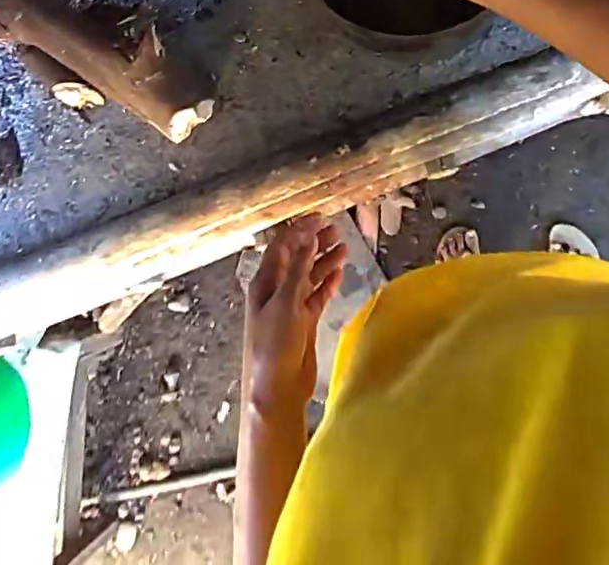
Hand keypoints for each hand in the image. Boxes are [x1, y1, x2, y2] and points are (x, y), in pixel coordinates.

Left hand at [242, 217, 347, 415]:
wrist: (277, 390)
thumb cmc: (274, 347)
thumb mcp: (285, 304)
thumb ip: (297, 270)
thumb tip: (307, 239)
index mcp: (265, 283)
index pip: (282, 247)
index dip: (300, 231)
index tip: (320, 219)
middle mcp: (277, 291)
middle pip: (297, 258)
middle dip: (315, 242)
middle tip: (336, 229)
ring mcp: (291, 306)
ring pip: (309, 275)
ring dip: (325, 259)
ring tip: (343, 246)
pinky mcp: (304, 321)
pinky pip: (317, 294)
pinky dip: (328, 282)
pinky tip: (340, 272)